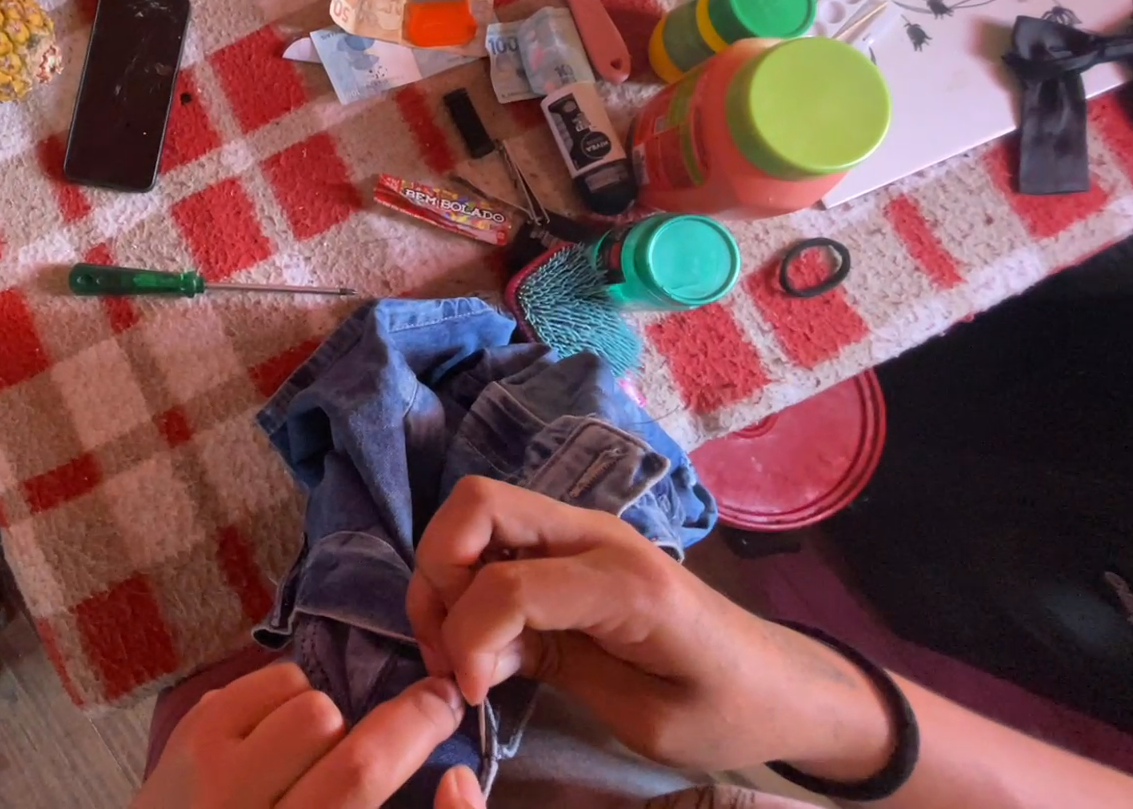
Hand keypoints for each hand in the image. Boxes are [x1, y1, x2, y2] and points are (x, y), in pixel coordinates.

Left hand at [132, 660, 488, 807]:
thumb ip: (376, 797)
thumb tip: (453, 776)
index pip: (358, 772)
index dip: (414, 728)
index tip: (448, 697)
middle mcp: (240, 799)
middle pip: (326, 722)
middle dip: (368, 724)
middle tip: (387, 730)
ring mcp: (205, 759)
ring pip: (299, 692)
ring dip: (320, 715)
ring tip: (307, 754)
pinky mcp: (190, 726)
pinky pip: (267, 678)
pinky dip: (287, 698)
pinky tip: (275, 737)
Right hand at [406, 478, 896, 778]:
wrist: (783, 681)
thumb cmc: (726, 712)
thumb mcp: (643, 719)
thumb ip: (550, 669)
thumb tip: (469, 656)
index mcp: (627, 585)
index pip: (511, 583)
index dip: (469, 635)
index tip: (467, 688)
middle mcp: (593, 533)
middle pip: (478, 502)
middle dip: (439, 569)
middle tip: (446, 641)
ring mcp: (577, 526)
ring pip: (473, 507)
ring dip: (442, 568)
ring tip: (452, 639)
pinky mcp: (564, 536)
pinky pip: (488, 529)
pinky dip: (460, 569)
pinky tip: (475, 623)